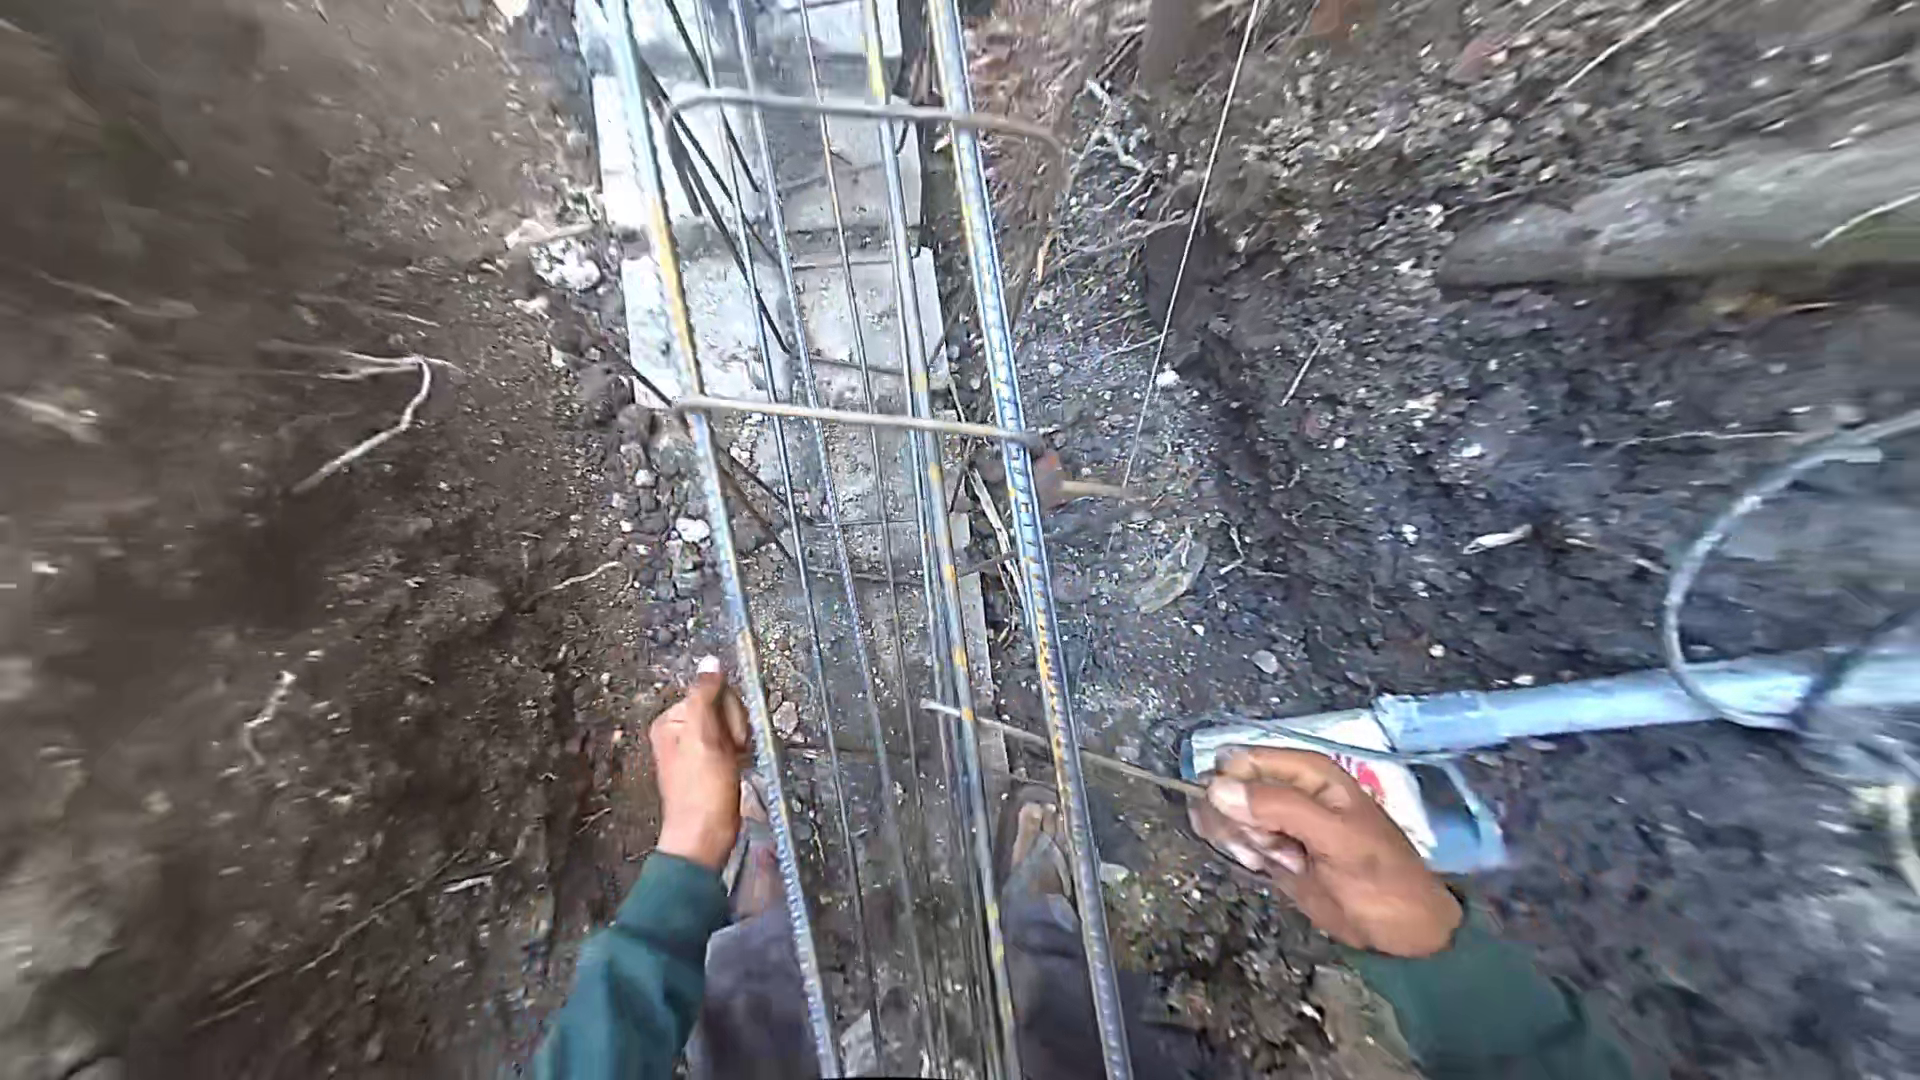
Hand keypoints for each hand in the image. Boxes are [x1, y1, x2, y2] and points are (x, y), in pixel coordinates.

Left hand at [649, 656, 749, 869]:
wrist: (706, 834)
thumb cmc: (701, 789)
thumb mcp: (703, 736)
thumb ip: (705, 695)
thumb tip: (710, 662)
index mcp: (672, 719)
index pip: (714, 690)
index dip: (728, 711)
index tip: (724, 735)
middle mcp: (682, 729)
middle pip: (725, 705)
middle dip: (734, 727)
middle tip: (728, 751)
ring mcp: (698, 744)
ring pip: (734, 722)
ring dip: (739, 739)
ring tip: (731, 761)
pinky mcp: (713, 758)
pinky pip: (736, 739)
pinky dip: (741, 750)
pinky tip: (735, 764)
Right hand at [1191, 747, 1462, 957]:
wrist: (1403, 936)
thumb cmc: (1380, 878)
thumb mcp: (1335, 838)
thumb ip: (1277, 806)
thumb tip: (1215, 789)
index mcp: (1304, 770)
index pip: (1240, 761)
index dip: (1234, 790)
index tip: (1255, 826)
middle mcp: (1283, 784)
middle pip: (1225, 785)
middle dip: (1238, 820)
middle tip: (1271, 846)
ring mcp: (1271, 814)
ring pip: (1221, 809)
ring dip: (1238, 838)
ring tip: (1277, 859)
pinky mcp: (1264, 841)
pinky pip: (1227, 831)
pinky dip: (1236, 849)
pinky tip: (1263, 865)